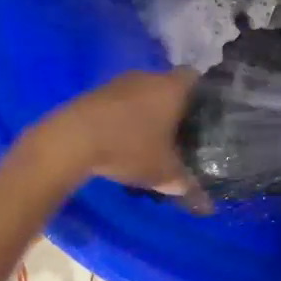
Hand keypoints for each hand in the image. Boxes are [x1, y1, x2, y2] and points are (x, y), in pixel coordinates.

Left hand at [17, 70, 201, 197]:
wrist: (73, 138)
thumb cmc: (129, 148)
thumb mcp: (163, 173)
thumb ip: (187, 185)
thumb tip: (207, 205)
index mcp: (173, 87)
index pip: (197, 79)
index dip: (204, 96)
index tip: (206, 117)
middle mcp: (149, 76)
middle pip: (170, 85)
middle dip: (175, 107)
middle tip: (182, 133)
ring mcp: (121, 81)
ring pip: (145, 92)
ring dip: (148, 111)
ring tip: (152, 138)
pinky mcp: (98, 90)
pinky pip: (122, 100)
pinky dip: (126, 115)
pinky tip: (124, 137)